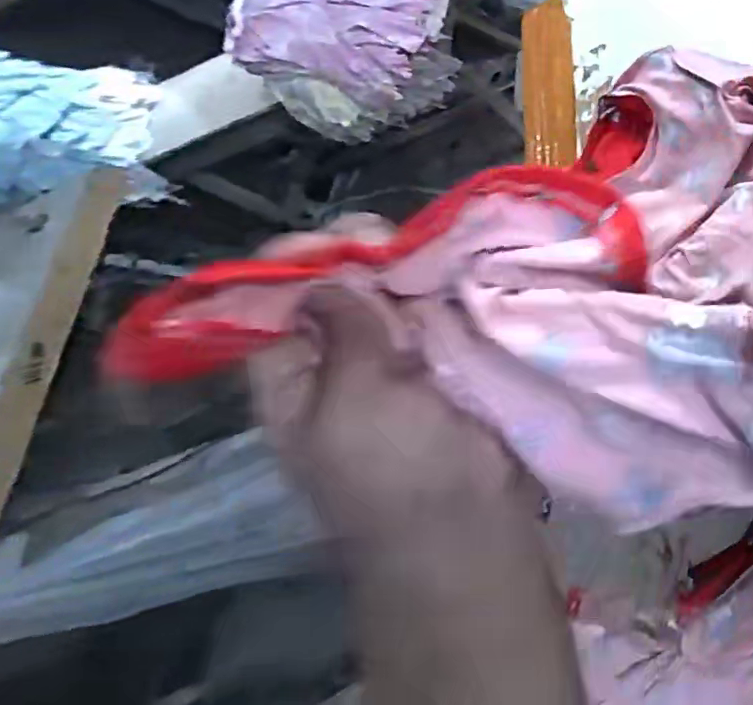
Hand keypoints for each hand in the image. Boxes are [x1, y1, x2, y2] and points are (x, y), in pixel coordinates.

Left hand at [245, 215, 543, 549]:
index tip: (343, 239)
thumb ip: (345, 335)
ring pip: (405, 293)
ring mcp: (410, 355)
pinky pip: (454, 309)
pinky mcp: (462, 354)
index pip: (281, 304)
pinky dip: (460, 284)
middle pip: (347, 289)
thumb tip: (329, 276)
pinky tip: (472, 262)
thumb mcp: (351, 403)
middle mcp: (350, 358)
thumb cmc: (393, 468)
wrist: (470, 513)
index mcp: (297, 376)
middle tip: (396, 239)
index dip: (302, 264)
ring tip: (442, 244)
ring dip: (419, 267)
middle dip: (367, 256)